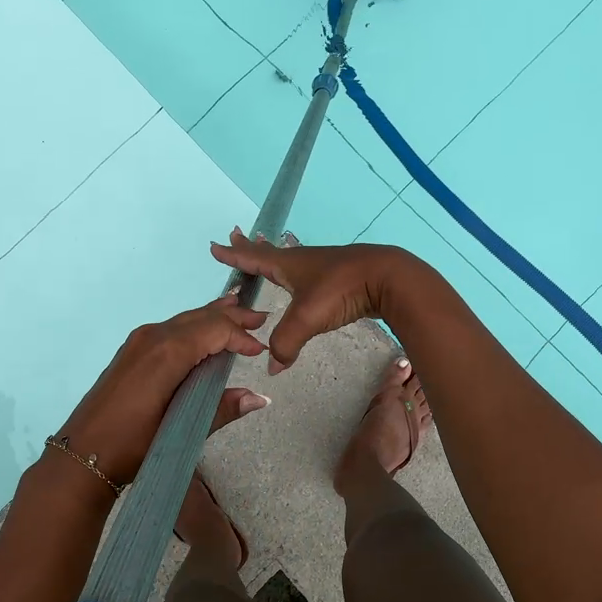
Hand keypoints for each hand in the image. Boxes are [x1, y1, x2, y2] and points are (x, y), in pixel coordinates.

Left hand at [55, 295, 270, 490]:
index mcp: (166, 353)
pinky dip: (194, 325)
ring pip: (185, 320)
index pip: (213, 330)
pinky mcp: (133, 350)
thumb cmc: (130, 446)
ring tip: (239, 311)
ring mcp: (140, 341)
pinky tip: (204, 329)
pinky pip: (172, 328)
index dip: (239, 336)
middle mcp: (153, 337)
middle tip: (260, 317)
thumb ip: (220, 410)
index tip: (261, 351)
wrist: (80, 455)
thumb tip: (260, 398)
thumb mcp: (178, 431)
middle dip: (231, 316)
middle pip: (200, 318)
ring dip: (213, 318)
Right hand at [209, 227, 428, 374]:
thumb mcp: (307, 319)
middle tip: (234, 234)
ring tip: (262, 252)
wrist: (386, 277)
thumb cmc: (340, 289)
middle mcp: (301, 260)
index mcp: (287, 264)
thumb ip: (285, 343)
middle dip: (249, 246)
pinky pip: (306, 271)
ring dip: (272, 256)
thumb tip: (272, 367)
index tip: (215, 246)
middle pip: (268, 251)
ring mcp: (321, 266)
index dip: (234, 255)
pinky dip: (293, 271)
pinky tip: (300, 279)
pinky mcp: (338, 276)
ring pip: (289, 259)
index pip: (253, 258)